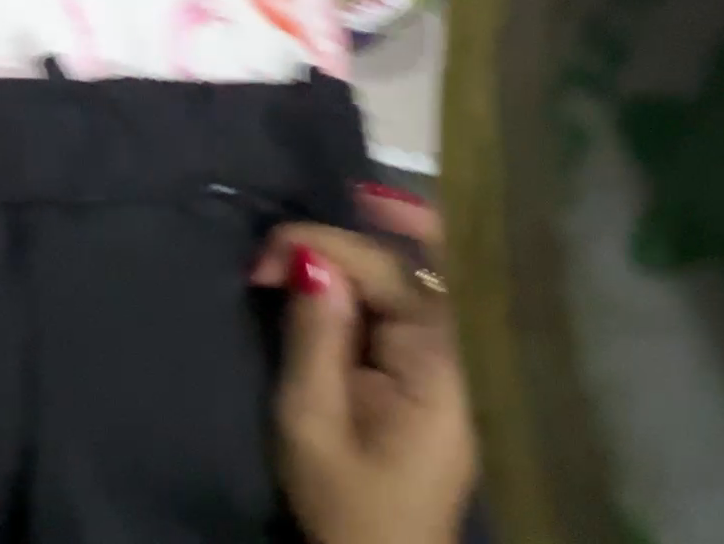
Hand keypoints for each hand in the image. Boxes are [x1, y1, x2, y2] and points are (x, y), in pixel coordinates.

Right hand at [252, 187, 476, 543]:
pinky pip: (404, 298)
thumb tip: (310, 259)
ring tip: (295, 241)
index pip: (389, 271)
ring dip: (358, 245)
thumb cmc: (344, 498)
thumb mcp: (310, 417)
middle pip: (416, 261)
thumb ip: (314, 334)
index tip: (262, 260)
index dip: (324, 246)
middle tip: (292, 225)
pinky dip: (364, 271)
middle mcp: (460, 352)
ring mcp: (453, 359)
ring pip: (413, 273)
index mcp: (440, 366)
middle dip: (349, 232)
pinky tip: (330, 260)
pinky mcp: (432, 367)